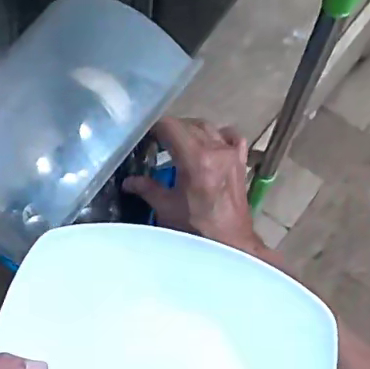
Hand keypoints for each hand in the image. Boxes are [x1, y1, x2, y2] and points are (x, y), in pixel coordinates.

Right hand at [121, 117, 263, 257]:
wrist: (231, 243)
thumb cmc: (197, 229)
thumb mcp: (167, 209)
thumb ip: (147, 189)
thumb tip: (129, 182)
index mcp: (195, 159)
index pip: (170, 127)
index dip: (154, 128)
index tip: (144, 138)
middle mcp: (216, 150)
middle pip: (188, 124)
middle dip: (170, 131)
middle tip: (156, 145)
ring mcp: (231, 154)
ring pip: (208, 128)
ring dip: (191, 132)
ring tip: (178, 146)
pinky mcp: (241, 162)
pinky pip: (231, 137)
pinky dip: (218, 136)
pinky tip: (209, 146)